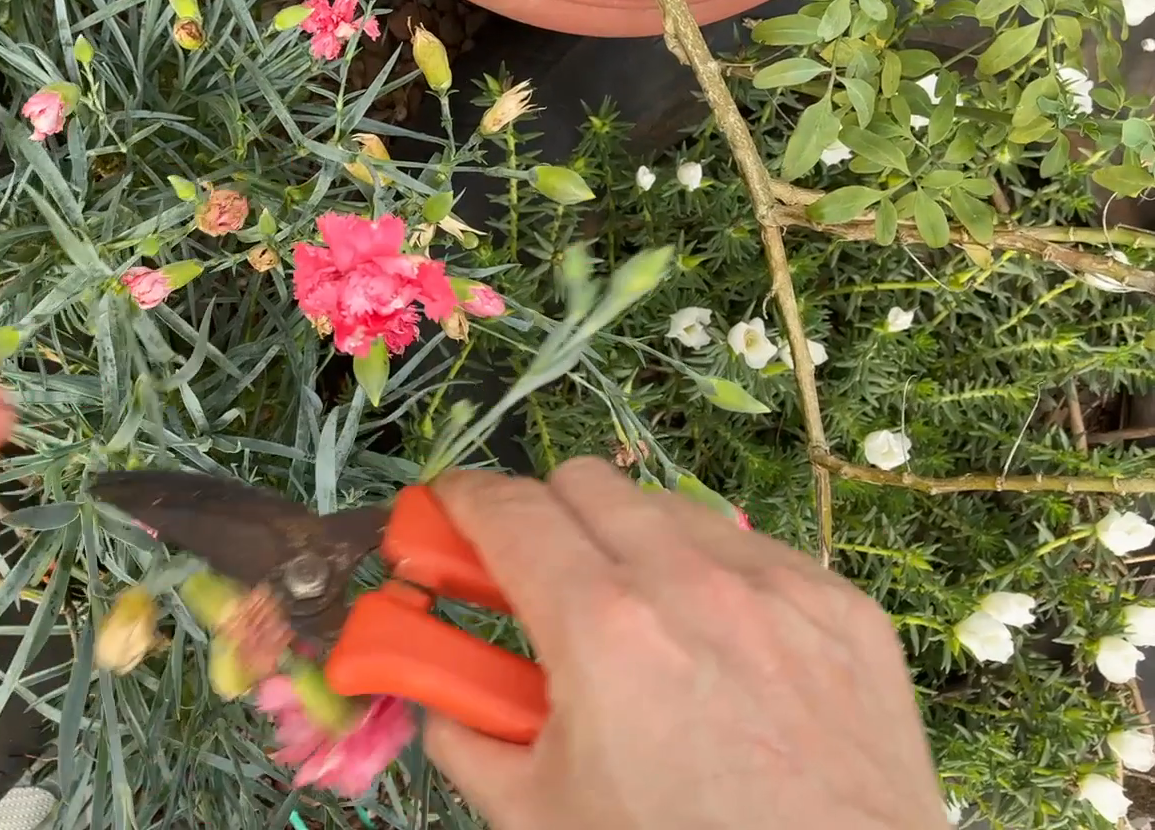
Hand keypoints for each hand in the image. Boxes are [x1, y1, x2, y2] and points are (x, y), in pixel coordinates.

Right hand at [425, 460, 946, 829]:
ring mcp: (772, 585)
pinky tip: (709, 632)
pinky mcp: (839, 603)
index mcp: (599, 624)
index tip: (446, 505)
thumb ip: (460, 734)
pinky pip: (739, 543)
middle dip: (539, 509)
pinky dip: (699, 564)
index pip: (506, 508)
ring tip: (626, 602)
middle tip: (534, 565)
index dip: (461, 495)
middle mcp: (685, 581)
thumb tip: (435, 689)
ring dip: (619, 533)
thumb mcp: (533, 812)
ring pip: (658, 502)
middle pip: (579, 479)